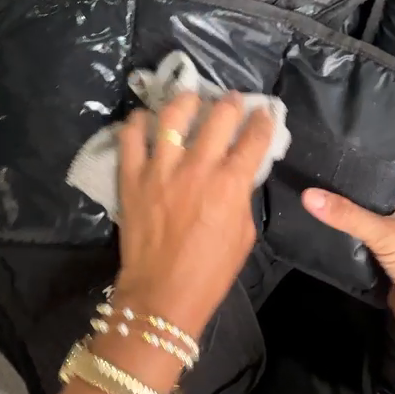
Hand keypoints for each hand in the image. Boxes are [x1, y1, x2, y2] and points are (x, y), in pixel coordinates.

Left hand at [113, 93, 275, 336]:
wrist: (162, 296)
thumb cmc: (210, 271)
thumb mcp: (244, 233)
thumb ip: (242, 195)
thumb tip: (241, 170)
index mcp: (230, 185)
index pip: (254, 139)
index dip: (263, 120)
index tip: (264, 112)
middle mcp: (197, 168)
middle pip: (218, 117)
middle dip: (230, 102)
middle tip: (231, 99)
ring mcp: (161, 169)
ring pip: (173, 116)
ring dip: (185, 100)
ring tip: (189, 97)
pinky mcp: (132, 176)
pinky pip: (131, 137)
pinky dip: (137, 122)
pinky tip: (144, 117)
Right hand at [302, 179, 394, 360]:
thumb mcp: (386, 235)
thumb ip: (347, 216)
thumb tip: (306, 194)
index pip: (377, 174)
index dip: (353, 167)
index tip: (319, 158)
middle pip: (364, 201)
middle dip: (338, 195)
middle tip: (302, 180)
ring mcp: (391, 244)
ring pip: (358, 226)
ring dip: (337, 221)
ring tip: (300, 202)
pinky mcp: (381, 268)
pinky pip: (355, 250)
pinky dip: (340, 245)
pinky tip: (313, 233)